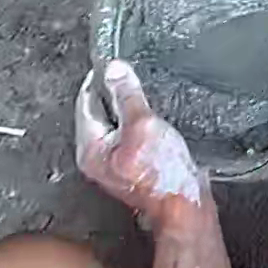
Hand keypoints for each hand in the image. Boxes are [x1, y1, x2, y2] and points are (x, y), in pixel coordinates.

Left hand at [75, 60, 205, 225]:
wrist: (182, 204)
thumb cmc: (160, 172)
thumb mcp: (143, 123)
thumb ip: (127, 95)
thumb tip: (114, 69)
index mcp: (90, 147)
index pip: (85, 103)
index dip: (97, 80)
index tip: (109, 63)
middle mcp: (95, 157)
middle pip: (97, 113)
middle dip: (110, 92)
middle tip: (124, 72)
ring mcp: (112, 163)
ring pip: (112, 124)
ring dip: (123, 107)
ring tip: (136, 91)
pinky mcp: (130, 166)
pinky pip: (125, 134)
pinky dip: (133, 121)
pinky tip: (148, 116)